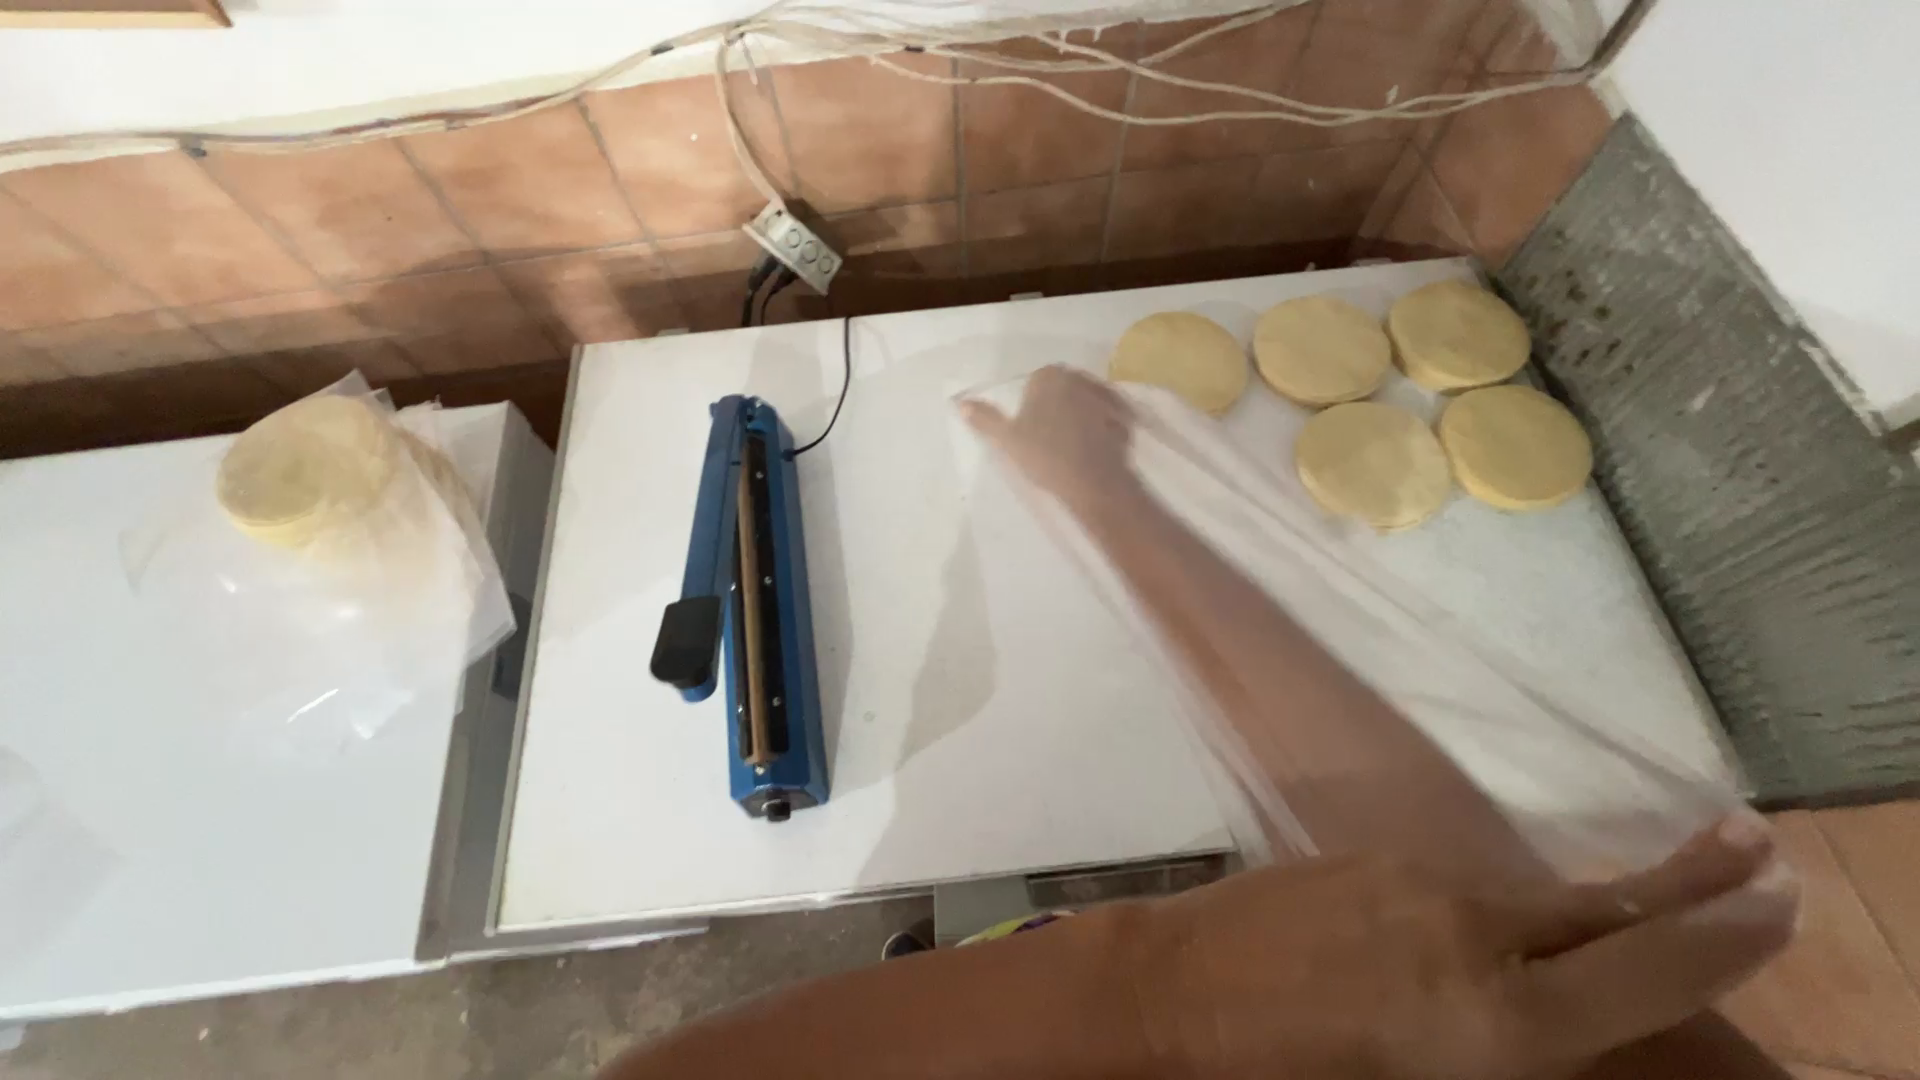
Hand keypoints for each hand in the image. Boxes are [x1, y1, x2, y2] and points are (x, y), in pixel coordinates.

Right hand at [961, 366, 1143, 516]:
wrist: (1093, 481)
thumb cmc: (1045, 456)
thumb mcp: (1007, 439)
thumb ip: (984, 418)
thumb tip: (960, 403)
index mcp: (1049, 376)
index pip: (1035, 384)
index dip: (1031, 407)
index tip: (1031, 432)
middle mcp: (1079, 377)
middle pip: (1063, 390)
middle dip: (1057, 408)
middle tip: (1050, 441)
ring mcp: (1106, 395)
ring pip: (1086, 403)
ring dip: (1080, 417)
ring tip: (1072, 448)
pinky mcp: (1125, 416)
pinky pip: (1108, 418)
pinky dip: (1102, 429)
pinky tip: (1094, 450)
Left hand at [1128, 816, 1797, 1079]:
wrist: (1178, 989)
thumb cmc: (1295, 1069)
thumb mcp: (1431, 1078)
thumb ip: (1506, 1041)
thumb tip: (1559, 1013)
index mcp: (1498, 1016)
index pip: (1642, 969)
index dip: (1720, 935)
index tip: (1775, 894)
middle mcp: (1467, 931)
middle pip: (1596, 905)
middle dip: (1678, 882)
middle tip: (1743, 845)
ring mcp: (1409, 881)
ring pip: (1521, 894)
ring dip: (1573, 905)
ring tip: (1622, 911)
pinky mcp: (1362, 858)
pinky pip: (1453, 884)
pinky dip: (1490, 905)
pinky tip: (1476, 927)